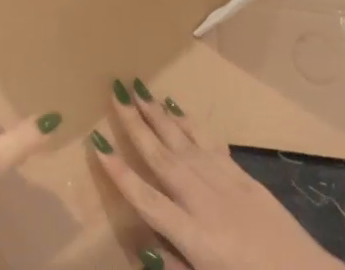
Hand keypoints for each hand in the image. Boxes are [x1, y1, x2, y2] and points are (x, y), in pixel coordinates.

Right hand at [91, 79, 344, 269]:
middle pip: (163, 159)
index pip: (148, 200)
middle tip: (115, 94)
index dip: (120, 174)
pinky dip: (192, 125)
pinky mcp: (245, 179)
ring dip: (160, 117)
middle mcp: (206, 204)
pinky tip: (178, 110)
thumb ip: (174, 260)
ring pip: (185, 144)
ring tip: (138, 91)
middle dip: (136, 126)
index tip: (98, 145)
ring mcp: (228, 186)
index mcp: (196, 237)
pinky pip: (212, 145)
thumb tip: (144, 241)